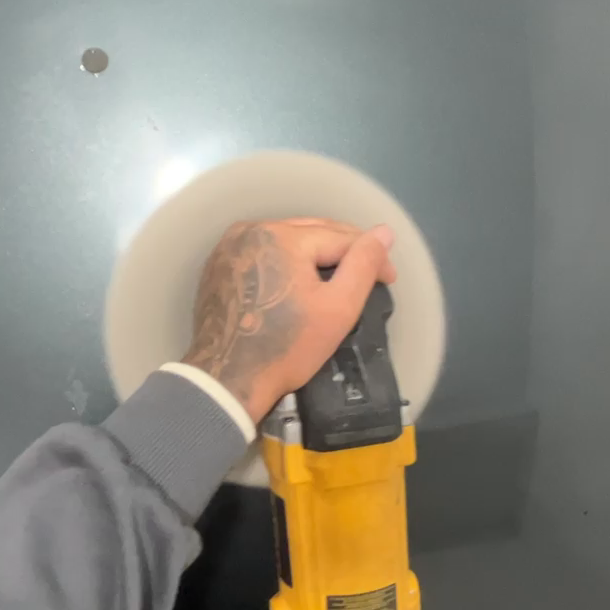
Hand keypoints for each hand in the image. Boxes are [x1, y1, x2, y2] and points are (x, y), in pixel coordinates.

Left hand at [182, 218, 397, 424]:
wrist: (226, 380)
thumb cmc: (287, 347)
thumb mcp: (337, 308)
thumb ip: (363, 265)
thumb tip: (385, 231)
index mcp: (282, 236)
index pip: (341, 238)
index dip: (371, 256)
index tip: (390, 279)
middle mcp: (252, 229)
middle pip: (313, 231)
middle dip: (345, 249)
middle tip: (370, 273)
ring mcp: (231, 245)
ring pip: (289, 239)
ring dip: (316, 252)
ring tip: (339, 275)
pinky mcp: (219, 264)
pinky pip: (264, 252)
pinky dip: (287, 261)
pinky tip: (300, 280)